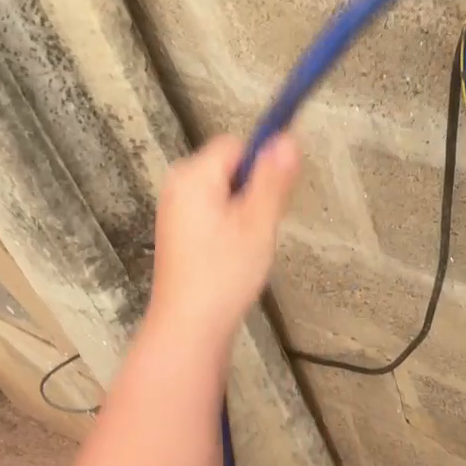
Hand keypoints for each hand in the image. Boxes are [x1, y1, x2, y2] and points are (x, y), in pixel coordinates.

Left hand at [145, 132, 300, 345]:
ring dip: (246, 210)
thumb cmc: (220, 278)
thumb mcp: (258, 223)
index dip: (263, 164)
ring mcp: (177, 209)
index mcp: (194, 177)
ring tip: (248, 243)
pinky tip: (236, 253)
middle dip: (255, 190)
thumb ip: (274, 179)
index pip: (238, 144)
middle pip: (232, 167)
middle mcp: (179, 186)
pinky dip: (232, 225)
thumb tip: (288, 141)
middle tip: (261, 225)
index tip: (279, 190)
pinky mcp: (181, 229)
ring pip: (227, 191)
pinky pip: (216, 210)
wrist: (191, 324)